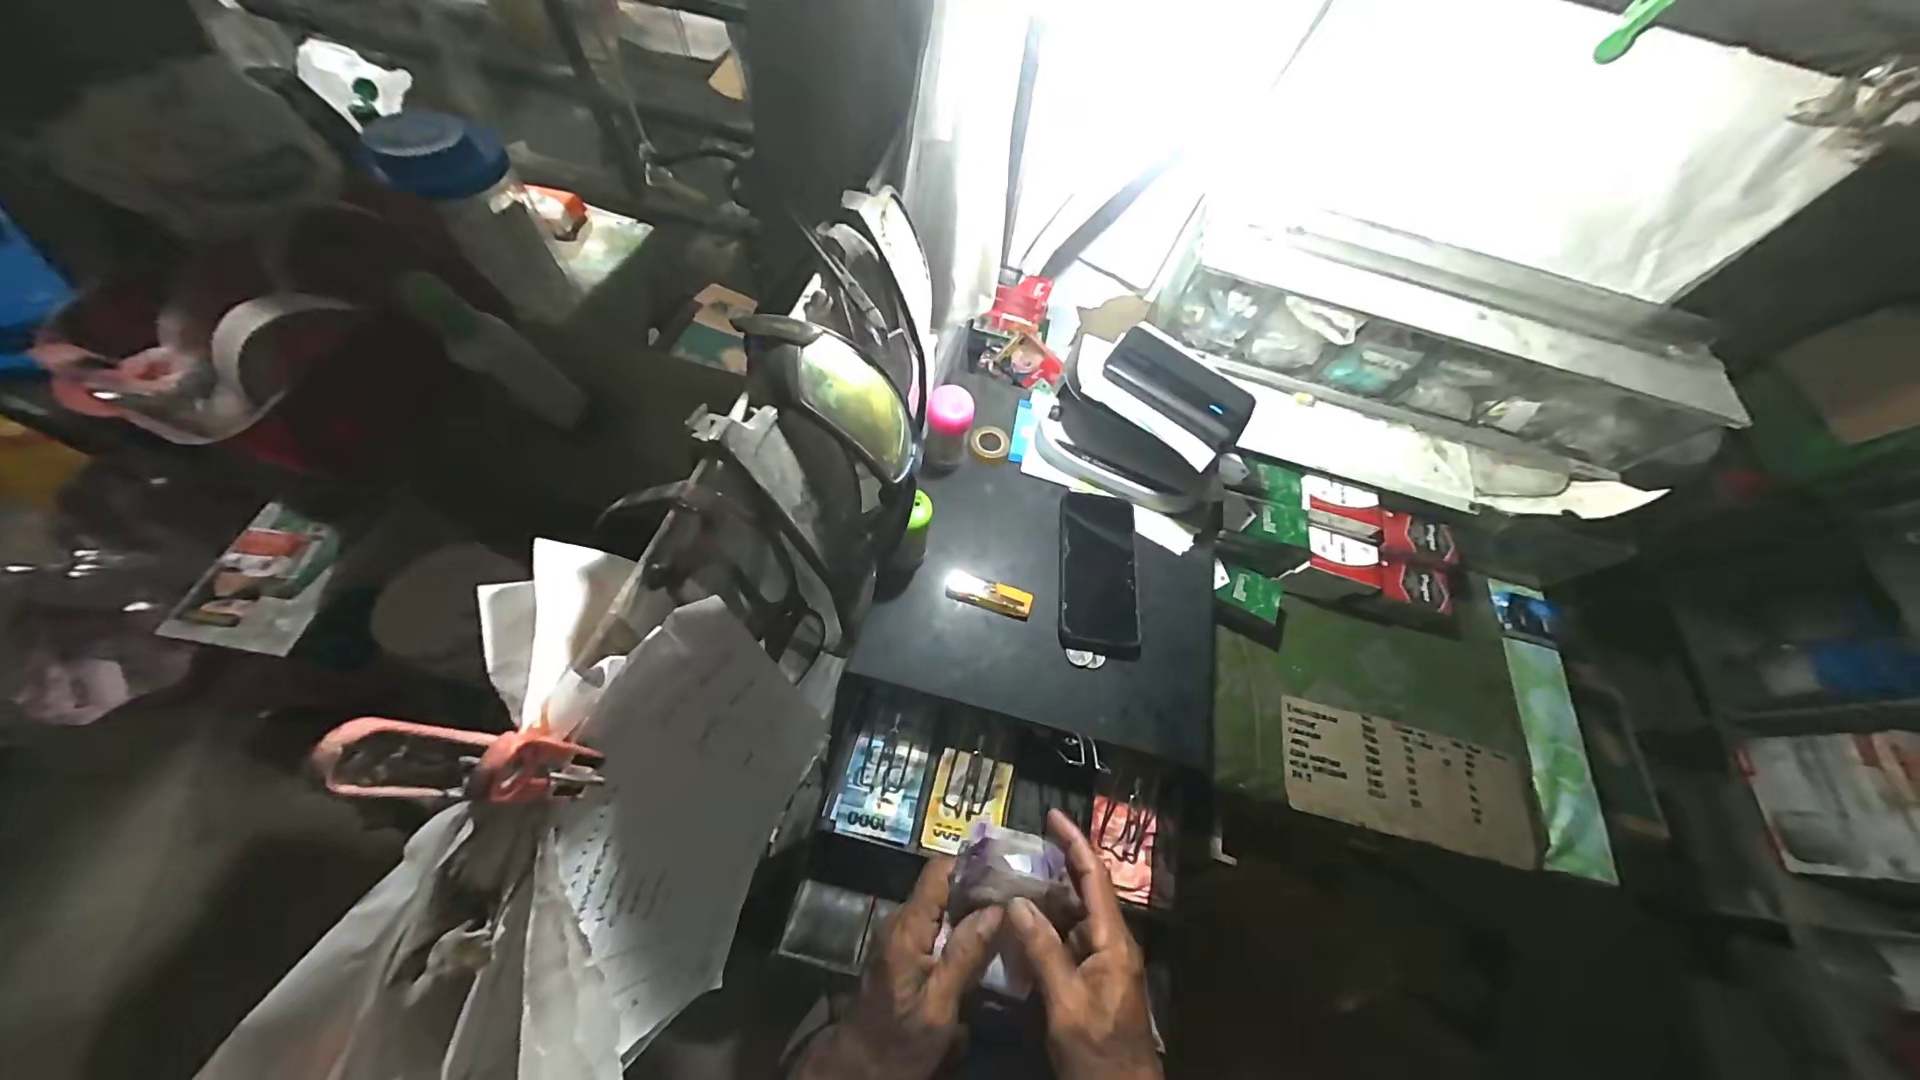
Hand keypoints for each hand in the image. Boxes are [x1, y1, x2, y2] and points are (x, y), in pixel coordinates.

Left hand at [795, 857, 1004, 1079]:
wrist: (858, 1070)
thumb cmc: (898, 1043)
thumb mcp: (938, 1007)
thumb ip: (964, 956)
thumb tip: (996, 910)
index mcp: (908, 927)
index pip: (937, 871)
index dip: (971, 866)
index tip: (1004, 875)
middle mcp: (900, 920)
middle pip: (942, 886)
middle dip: (978, 890)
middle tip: (1014, 901)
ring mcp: (900, 934)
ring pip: (941, 905)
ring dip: (971, 910)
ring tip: (1006, 920)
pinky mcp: (903, 949)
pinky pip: (935, 924)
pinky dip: (959, 928)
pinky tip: (983, 943)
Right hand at [1004, 808, 1161, 1079]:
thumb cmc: (1098, 1050)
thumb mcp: (1066, 1003)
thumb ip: (1043, 951)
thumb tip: (1017, 903)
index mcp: (1113, 939)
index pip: (1094, 877)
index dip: (1075, 842)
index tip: (1052, 815)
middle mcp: (1111, 939)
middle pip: (1085, 888)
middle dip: (1059, 860)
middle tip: (1025, 841)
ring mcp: (1102, 957)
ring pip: (1074, 911)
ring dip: (1048, 891)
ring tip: (1016, 872)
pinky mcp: (1092, 973)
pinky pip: (1069, 935)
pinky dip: (1046, 921)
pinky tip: (1023, 917)